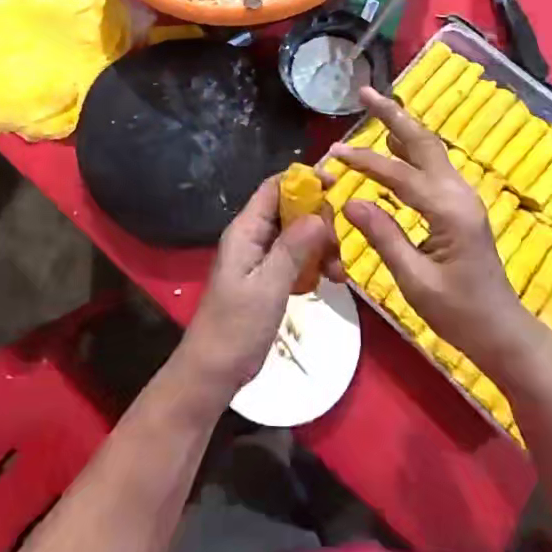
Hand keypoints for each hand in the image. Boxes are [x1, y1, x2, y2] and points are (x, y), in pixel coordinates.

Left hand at [178, 176, 336, 397]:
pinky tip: (328, 282)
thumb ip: (293, 248)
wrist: (213, 372)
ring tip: (337, 274)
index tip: (337, 186)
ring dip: (323, 247)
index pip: (276, 187)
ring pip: (301, 234)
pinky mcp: (270, 276)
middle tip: (339, 249)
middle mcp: (254, 236)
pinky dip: (316, 264)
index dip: (306, 180)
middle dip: (321, 222)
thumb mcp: (268, 286)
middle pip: (294, 209)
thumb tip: (319, 214)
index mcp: (246, 230)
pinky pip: (299, 257)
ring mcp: (262, 256)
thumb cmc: (236, 327)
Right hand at [331, 87, 532, 360]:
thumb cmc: (458, 312)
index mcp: (449, 211)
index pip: (399, 175)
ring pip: (431, 151)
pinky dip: (411, 150)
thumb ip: (383, 237)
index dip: (364, 161)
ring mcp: (463, 198)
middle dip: (394, 115)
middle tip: (364, 92)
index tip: (333, 152)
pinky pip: (434, 168)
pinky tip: (394, 147)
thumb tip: (351, 201)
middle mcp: (459, 194)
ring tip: (375, 108)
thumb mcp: (414, 280)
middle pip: (424, 143)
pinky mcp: (460, 207)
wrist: (500, 329)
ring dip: (403, 128)